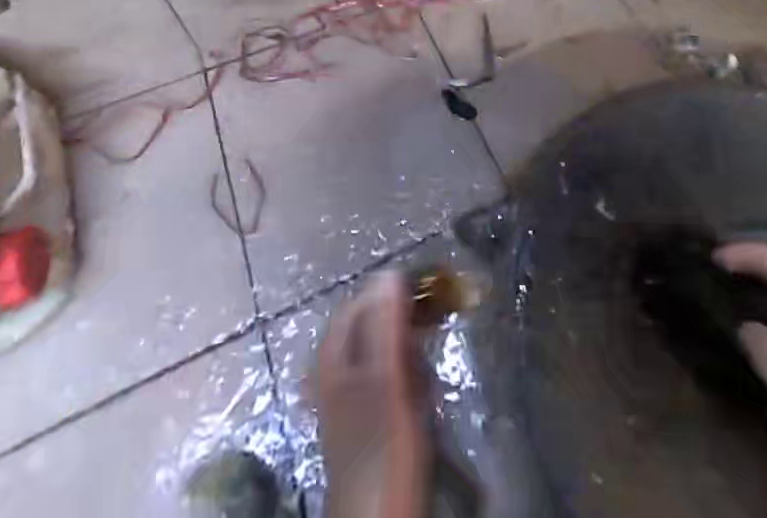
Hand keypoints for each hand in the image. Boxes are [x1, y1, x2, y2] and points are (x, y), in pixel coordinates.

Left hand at [314, 270, 429, 517]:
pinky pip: (393, 377)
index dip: (397, 292)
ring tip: (424, 381)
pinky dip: (411, 380)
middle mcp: (338, 364)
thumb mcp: (383, 379)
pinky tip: (422, 397)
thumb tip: (388, 272)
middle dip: (407, 329)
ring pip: (388, 350)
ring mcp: (352, 388)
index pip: (365, 299)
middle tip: (431, 342)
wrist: (376, 515)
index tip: (432, 294)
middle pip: (376, 323)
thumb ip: (383, 326)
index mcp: (334, 351)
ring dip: (412, 357)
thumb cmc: (379, 444)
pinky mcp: (369, 411)